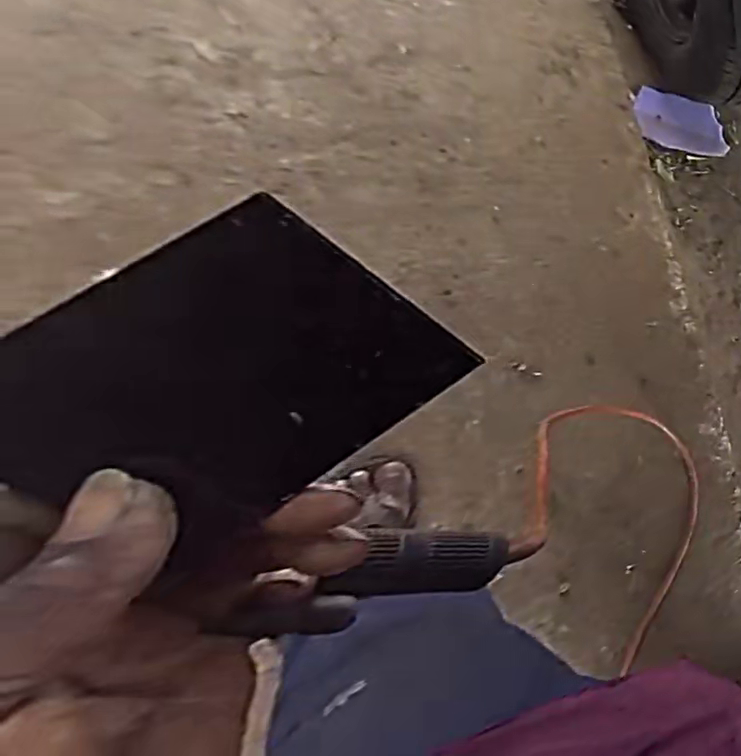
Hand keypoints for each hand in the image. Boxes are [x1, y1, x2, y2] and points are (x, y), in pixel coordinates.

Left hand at [0, 470, 366, 754]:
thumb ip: (50, 596)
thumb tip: (129, 488)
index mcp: (14, 612)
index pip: (71, 514)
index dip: (143, 476)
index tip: (210, 451)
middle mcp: (80, 614)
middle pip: (175, 524)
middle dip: (251, 501)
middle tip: (311, 500)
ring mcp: (150, 637)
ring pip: (234, 551)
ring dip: (295, 531)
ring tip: (339, 530)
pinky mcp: (213, 657)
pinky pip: (269, 593)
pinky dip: (308, 573)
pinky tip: (328, 570)